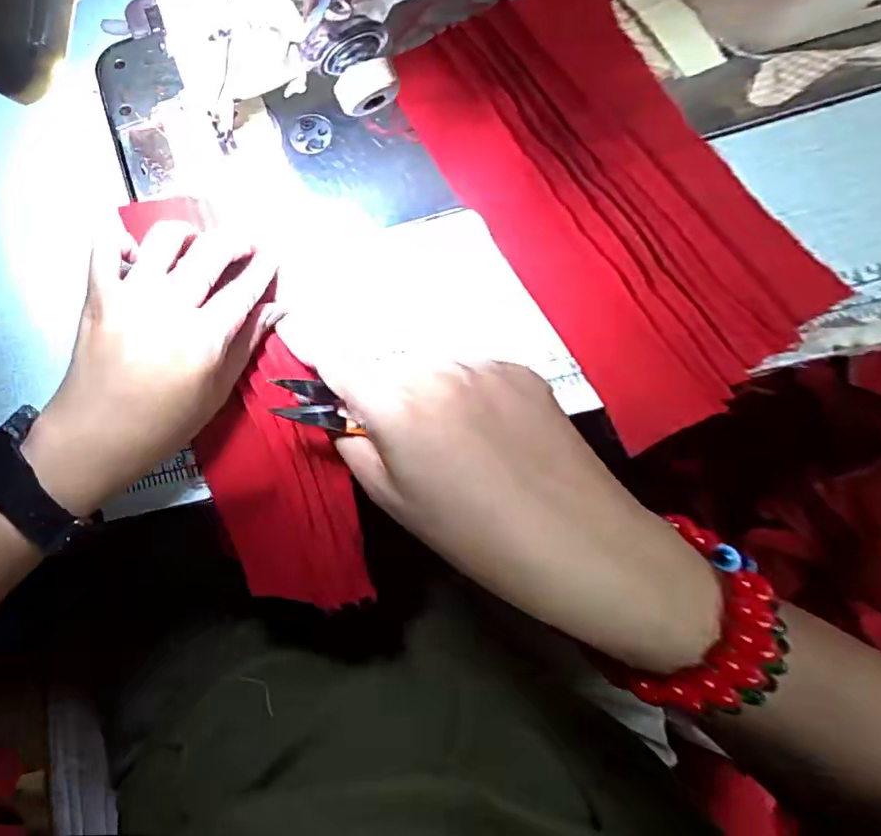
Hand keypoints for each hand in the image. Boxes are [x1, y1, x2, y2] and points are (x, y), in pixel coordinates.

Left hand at [23, 220, 276, 514]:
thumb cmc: (160, 425)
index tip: (272, 257)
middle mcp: (168, 309)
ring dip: (187, 234)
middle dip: (236, 241)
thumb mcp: (214, 394)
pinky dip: (121, 238)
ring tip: (194, 244)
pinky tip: (137, 251)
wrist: (92, 438)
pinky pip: (105, 247)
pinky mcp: (97, 295)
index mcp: (201, 340)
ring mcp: (129, 297)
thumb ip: (245, 345)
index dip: (263, 269)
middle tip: (244, 246)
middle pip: (210, 253)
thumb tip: (276, 308)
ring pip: (164, 239)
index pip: (243, 290)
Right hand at [298, 350, 720, 672]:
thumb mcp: (394, 500)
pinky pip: (467, 367)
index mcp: (395, 401)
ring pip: (425, 361)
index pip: (334, 356)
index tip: (296, 336)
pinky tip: (486, 428)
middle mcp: (434, 365)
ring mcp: (481, 360)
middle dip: (373, 382)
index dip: (310, 347)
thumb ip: (353, 444)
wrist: (584, 544)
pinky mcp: (518, 365)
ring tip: (446, 433)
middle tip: (390, 427)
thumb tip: (342, 415)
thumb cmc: (473, 536)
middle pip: (382, 358)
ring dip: (418, 384)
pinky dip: (460, 387)